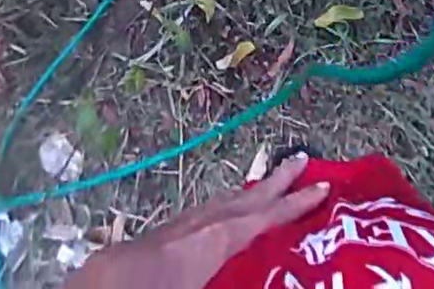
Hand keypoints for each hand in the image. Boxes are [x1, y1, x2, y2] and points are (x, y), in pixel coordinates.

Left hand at [65, 153, 327, 288]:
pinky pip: (215, 206)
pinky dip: (234, 201)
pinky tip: (232, 207)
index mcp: (221, 237)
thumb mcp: (207, 282)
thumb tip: (277, 278)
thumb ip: (239, 272)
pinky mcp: (176, 228)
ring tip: (274, 177)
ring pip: (231, 198)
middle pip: (252, 196)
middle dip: (279, 179)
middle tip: (304, 158)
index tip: (324, 185)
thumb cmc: (159, 285)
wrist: (109, 281)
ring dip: (256, 187)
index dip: (297, 202)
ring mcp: (191, 220)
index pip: (268, 215)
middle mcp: (209, 221)